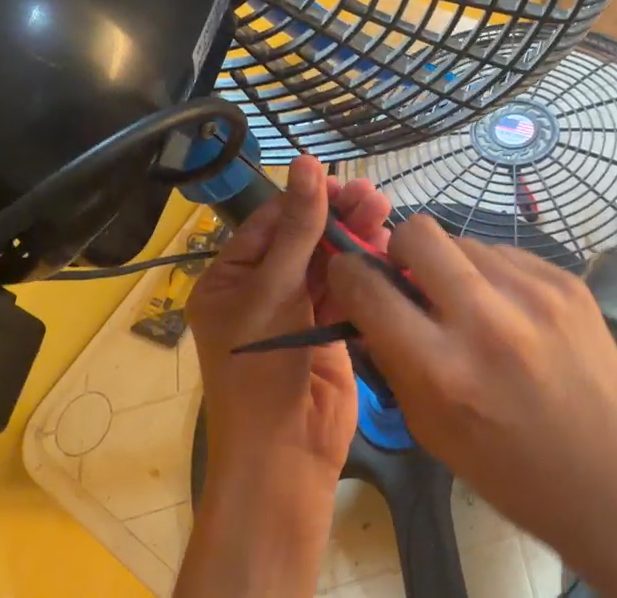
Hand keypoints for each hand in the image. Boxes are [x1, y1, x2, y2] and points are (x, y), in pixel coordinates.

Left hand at [176, 155, 391, 597]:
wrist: (285, 453)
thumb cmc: (262, 369)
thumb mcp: (274, 290)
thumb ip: (298, 229)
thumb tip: (307, 164)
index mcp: (229, 278)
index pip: (270, 223)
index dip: (306, 200)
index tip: (343, 181)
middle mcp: (260, 290)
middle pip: (303, 238)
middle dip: (337, 216)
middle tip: (375, 196)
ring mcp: (295, 311)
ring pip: (328, 262)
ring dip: (354, 239)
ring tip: (385, 212)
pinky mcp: (327, 331)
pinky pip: (346, 290)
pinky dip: (364, 270)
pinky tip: (387, 249)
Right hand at [325, 214, 616, 550]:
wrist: (614, 481)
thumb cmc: (512, 472)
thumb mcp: (431, 430)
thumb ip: (394, 359)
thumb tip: (368, 301)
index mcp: (443, 370)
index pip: (369, 288)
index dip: (348, 273)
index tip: (350, 272)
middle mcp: (487, 319)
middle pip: (418, 234)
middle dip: (400, 250)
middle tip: (410, 278)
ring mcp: (535, 293)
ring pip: (465, 239)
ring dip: (452, 265)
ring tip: (469, 305)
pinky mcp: (569, 282)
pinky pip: (508, 254)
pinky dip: (494, 275)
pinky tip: (510, 312)